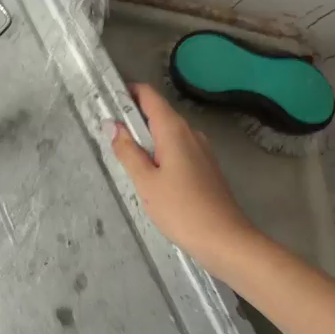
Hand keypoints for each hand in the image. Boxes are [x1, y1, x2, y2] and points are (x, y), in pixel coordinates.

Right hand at [110, 83, 264, 270]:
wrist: (228, 242)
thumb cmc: (182, 210)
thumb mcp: (146, 182)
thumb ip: (127, 150)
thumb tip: (112, 125)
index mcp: (173, 129)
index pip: (148, 94)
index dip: (126, 92)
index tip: (106, 101)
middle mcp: (190, 132)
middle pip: (158, 112)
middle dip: (133, 118)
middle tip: (109, 135)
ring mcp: (201, 149)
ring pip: (168, 132)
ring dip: (147, 137)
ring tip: (126, 157)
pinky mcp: (207, 166)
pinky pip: (178, 147)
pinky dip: (161, 151)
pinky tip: (152, 174)